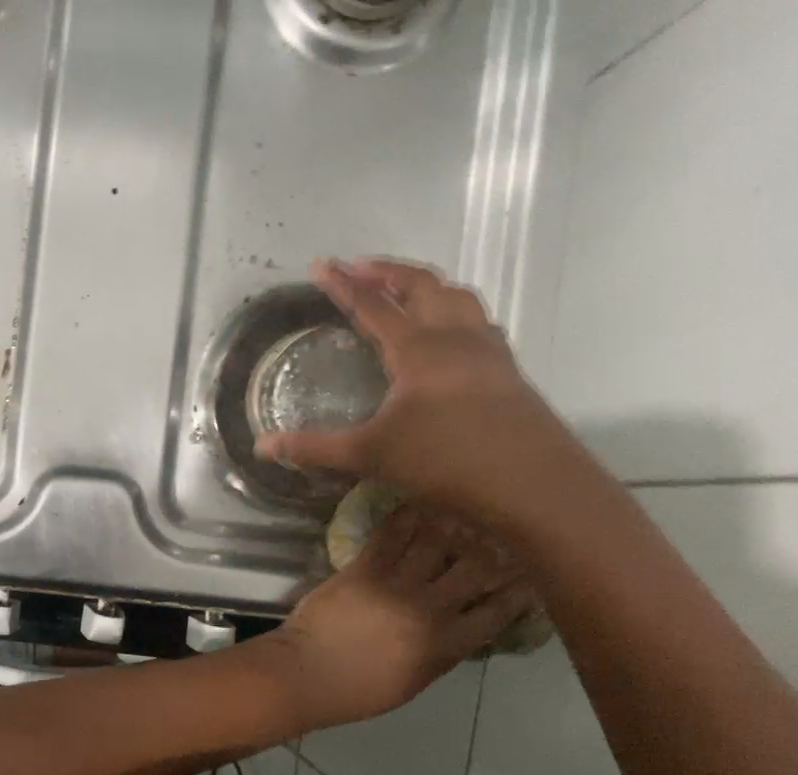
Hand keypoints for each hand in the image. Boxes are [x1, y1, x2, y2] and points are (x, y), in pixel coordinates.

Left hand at [248, 505, 535, 728]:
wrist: (306, 674)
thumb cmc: (359, 690)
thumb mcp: (415, 681)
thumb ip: (444, 651)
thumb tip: (464, 628)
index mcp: (448, 644)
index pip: (500, 611)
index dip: (521, 588)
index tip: (534, 569)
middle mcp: (430, 609)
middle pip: (478, 567)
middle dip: (498, 544)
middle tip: (506, 523)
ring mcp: (396, 584)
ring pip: (438, 542)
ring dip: (455, 520)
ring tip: (466, 501)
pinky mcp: (363, 568)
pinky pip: (391, 534)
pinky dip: (406, 516)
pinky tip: (418, 500)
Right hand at [252, 259, 589, 525]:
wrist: (534, 486)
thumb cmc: (446, 464)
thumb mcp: (370, 457)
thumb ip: (314, 448)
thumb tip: (262, 446)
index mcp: (419, 349)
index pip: (373, 305)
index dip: (343, 285)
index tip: (321, 266)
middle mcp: (456, 338)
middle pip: (422, 286)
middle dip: (387, 271)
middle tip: (358, 268)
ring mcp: (489, 352)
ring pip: (459, 298)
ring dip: (426, 286)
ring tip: (404, 291)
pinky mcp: (508, 372)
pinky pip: (479, 322)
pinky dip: (454, 312)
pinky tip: (450, 334)